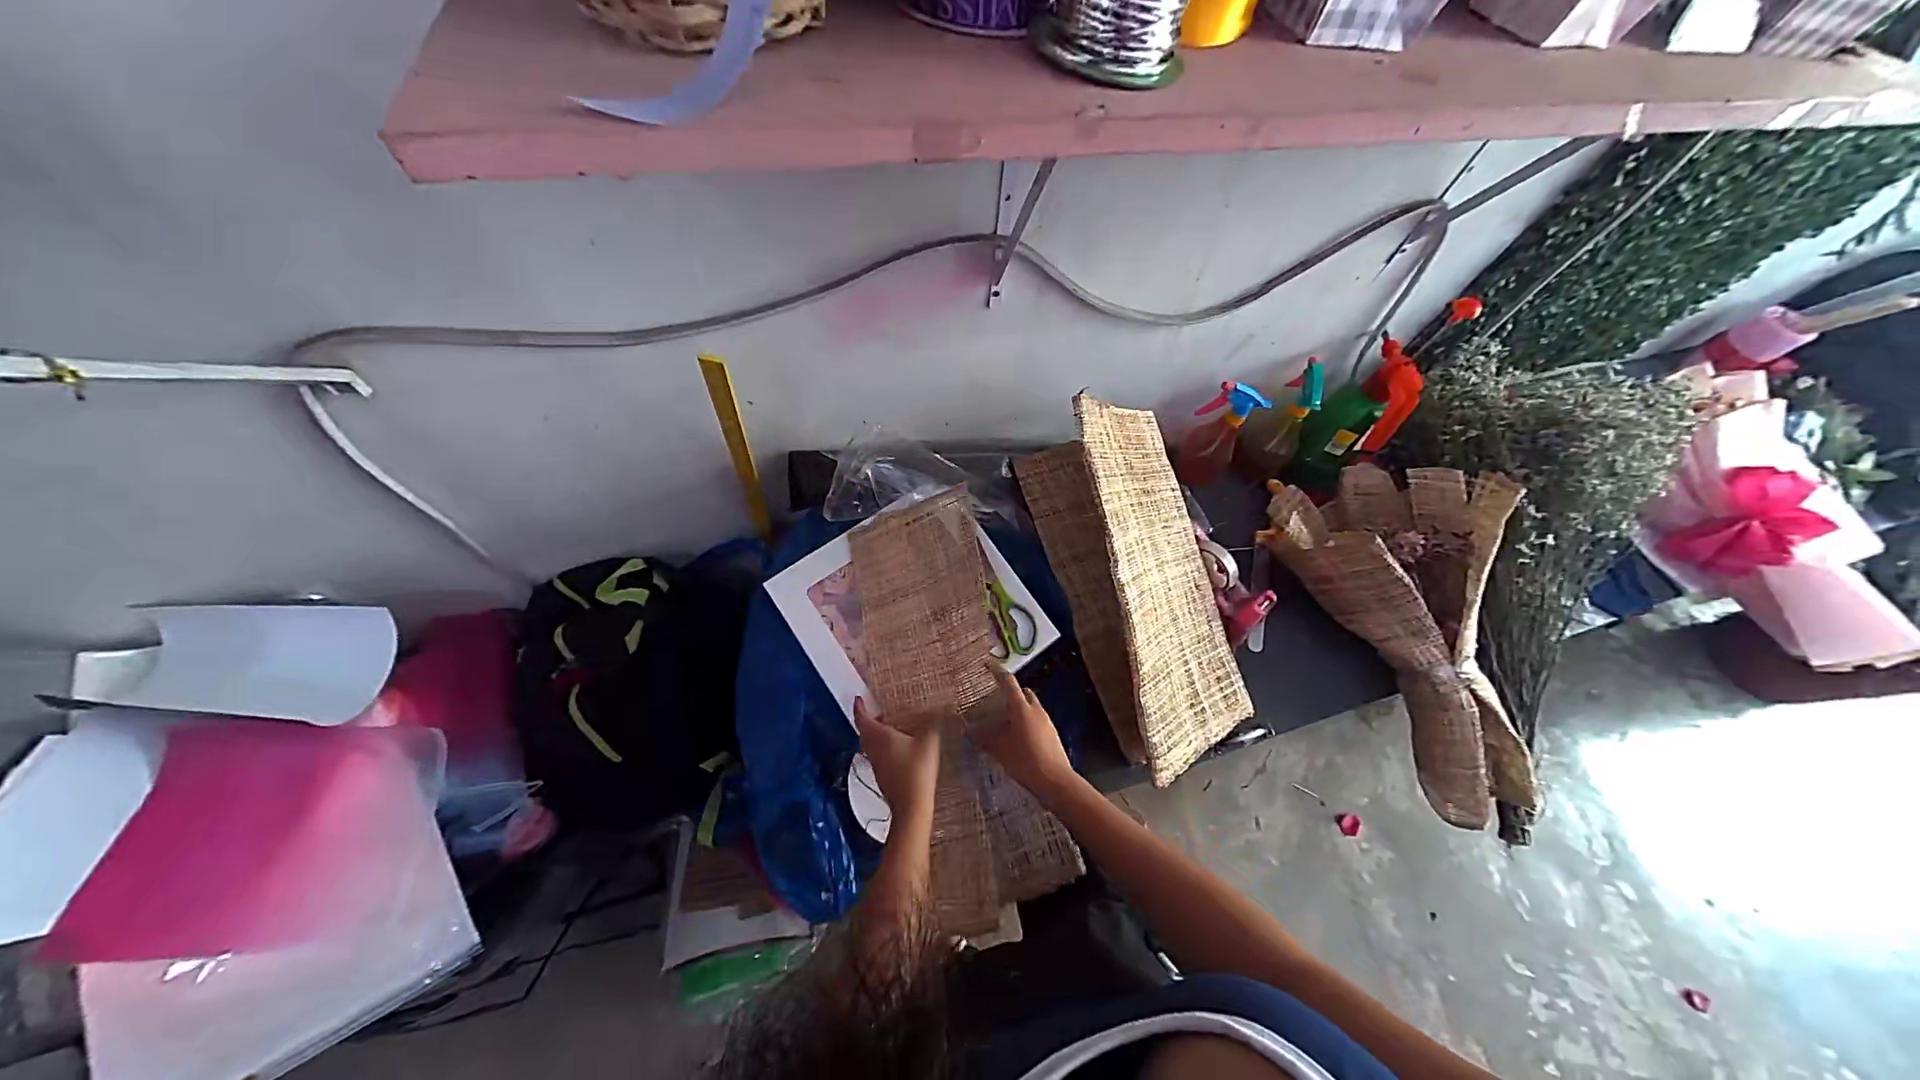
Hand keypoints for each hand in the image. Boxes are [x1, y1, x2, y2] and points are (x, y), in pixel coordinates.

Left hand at [853, 696, 940, 820]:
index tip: (858, 699)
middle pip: (864, 731)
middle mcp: (873, 749)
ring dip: (875, 734)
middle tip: (877, 711)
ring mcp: (876, 765)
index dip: (859, 707)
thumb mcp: (929, 740)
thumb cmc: (916, 770)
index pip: (862, 718)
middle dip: (868, 720)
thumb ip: (933, 721)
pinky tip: (897, 748)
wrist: (911, 806)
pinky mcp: (882, 777)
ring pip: (869, 744)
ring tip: (889, 727)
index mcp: (879, 736)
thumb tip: (940, 705)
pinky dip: (882, 747)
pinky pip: (877, 756)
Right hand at [976, 664, 1078, 800]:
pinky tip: (1017, 738)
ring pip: (1031, 707)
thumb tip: (971, 732)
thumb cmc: (1025, 761)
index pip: (1009, 683)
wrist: (1056, 781)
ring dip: (1019, 709)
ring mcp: (1047, 722)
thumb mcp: (1000, 750)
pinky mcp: (1052, 735)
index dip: (998, 672)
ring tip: (1004, 723)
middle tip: (996, 701)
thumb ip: (985, 739)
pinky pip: (1037, 721)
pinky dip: (1026, 722)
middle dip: (1011, 692)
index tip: (988, 665)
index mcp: (1022, 708)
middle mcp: (1036, 710)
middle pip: (1024, 692)